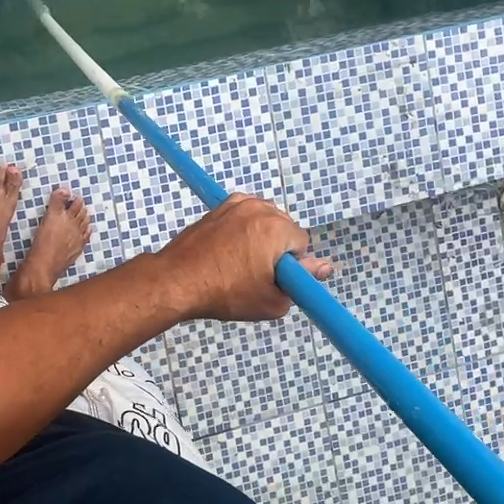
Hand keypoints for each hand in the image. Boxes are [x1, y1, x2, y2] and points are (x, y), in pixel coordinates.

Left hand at [154, 194, 332, 321]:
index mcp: (276, 227)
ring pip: (264, 219)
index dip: (293, 265)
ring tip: (241, 263)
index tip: (275, 279)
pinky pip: (244, 215)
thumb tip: (325, 267)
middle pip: (284, 227)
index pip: (302, 242)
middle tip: (257, 274)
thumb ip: (305, 283)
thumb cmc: (226, 293)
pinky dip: (243, 228)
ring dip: (261, 237)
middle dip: (278, 248)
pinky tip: (230, 249)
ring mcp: (236, 204)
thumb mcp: (273, 299)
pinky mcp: (218, 207)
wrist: (178, 280)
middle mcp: (258, 207)